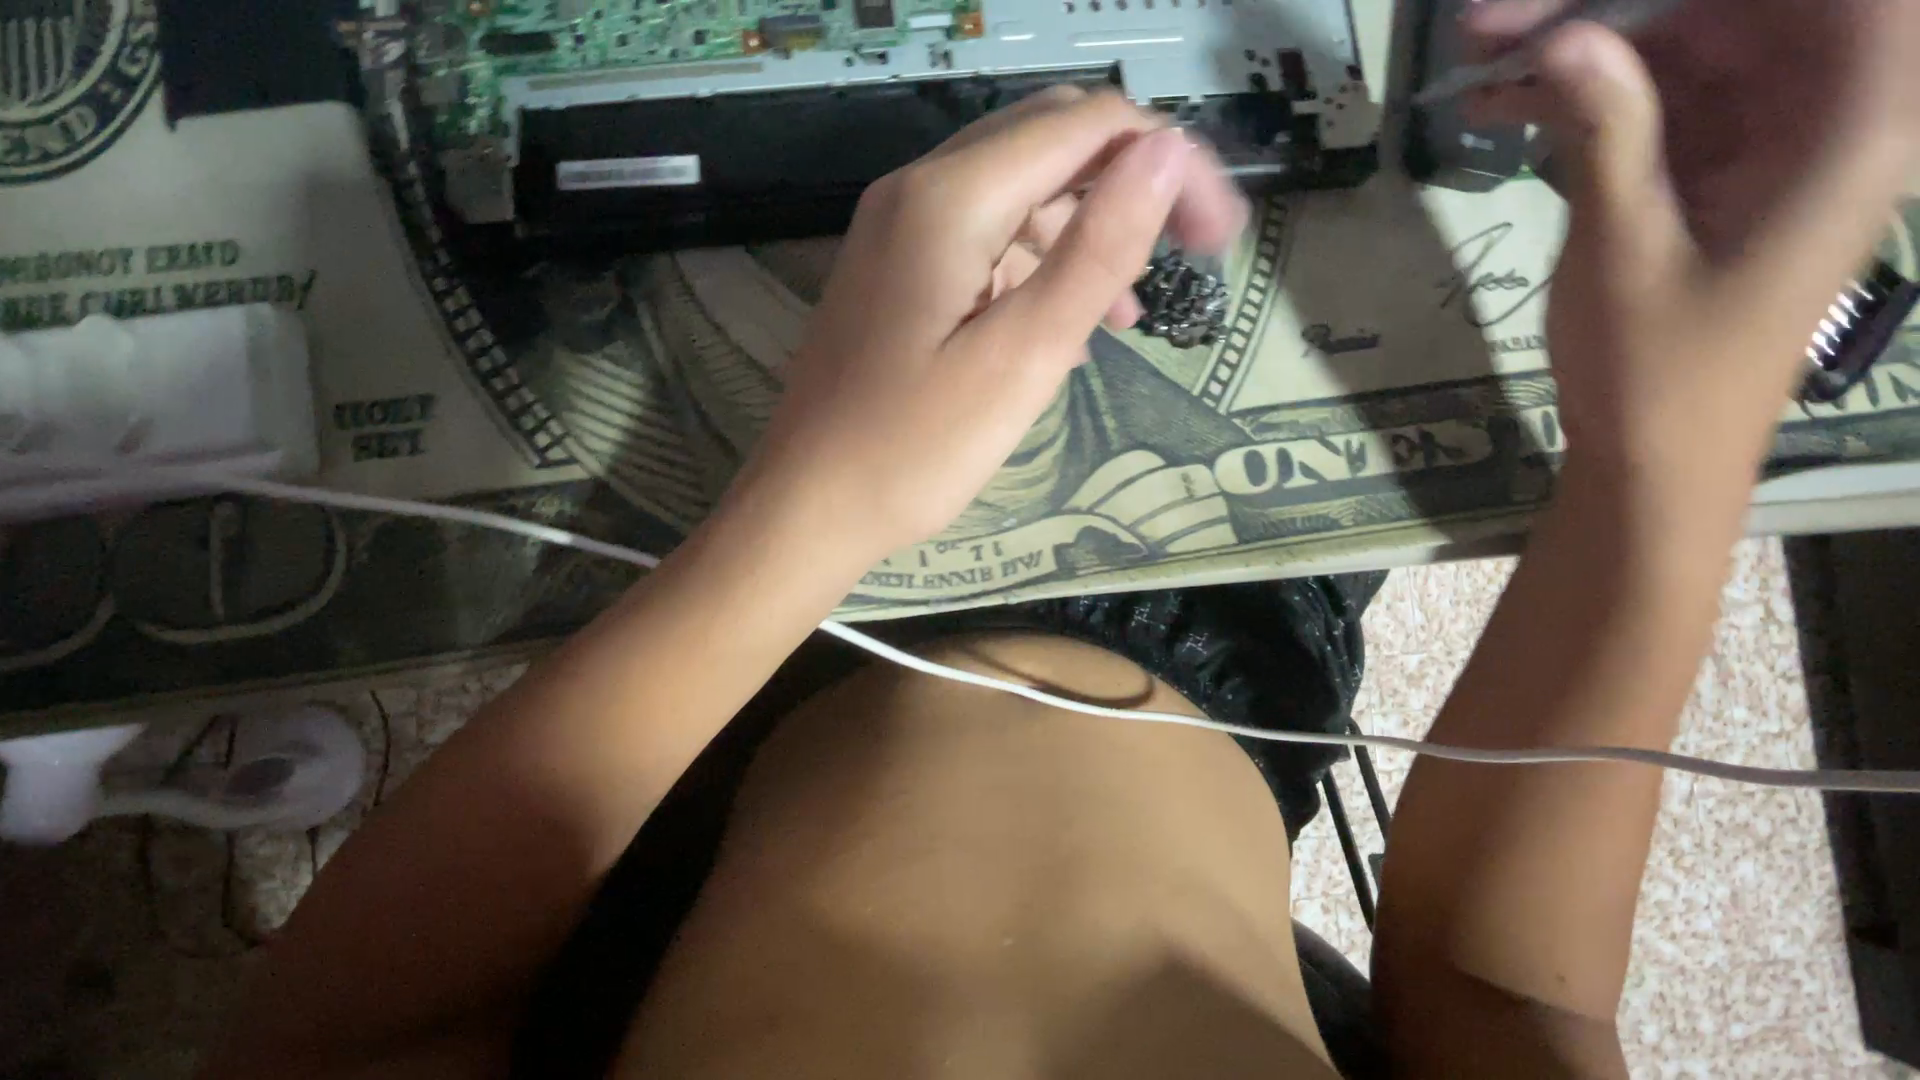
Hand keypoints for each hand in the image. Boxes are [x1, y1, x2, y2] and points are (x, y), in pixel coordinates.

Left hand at [723, 87, 1246, 561]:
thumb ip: (1096, 251)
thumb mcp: (1022, 356)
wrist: (808, 506)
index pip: (1087, 126)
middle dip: (1128, 187)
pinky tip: (1062, 326)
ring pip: (1017, 194)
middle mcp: (918, 190)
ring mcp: (898, 229)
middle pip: (1051, 145)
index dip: (1167, 163)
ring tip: (1126, 313)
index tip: (1217, 238)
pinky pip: (982, 240)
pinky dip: (1034, 266)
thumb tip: (1166, 153)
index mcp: (950, 198)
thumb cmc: (914, 448)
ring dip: (1083, 233)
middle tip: (1186, 259)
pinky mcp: (894, 271)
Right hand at [1466, 0, 1918, 472]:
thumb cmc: (1657, 372)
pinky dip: (1581, 105)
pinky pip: (1652, 108)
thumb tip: (1563, 38)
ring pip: (1684, 53)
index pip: (1837, 0)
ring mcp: (1762, 144)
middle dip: (1615, 7)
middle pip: (1740, 13)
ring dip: (1582, 53)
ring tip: (1478, 63)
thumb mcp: (1624, 252)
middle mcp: (1823, 115)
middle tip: (1495, 21)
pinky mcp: (1709, 176)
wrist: (1654, 461)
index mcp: (1853, 126)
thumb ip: (1606, 134)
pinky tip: (1502, 109)